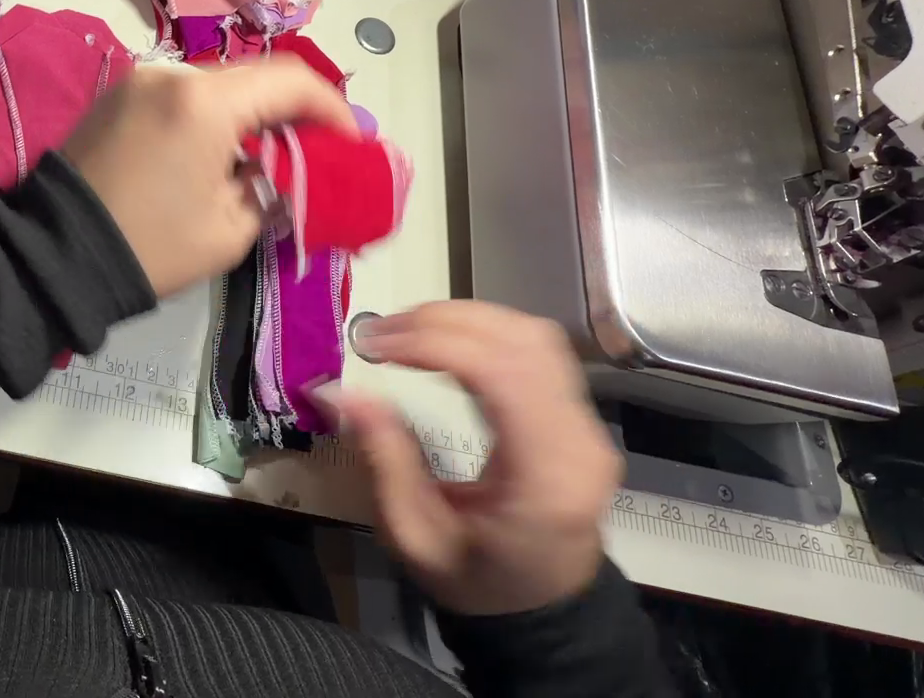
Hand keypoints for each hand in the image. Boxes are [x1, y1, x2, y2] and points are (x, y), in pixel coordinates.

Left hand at [61, 60, 353, 298]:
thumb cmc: (149, 247)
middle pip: (253, 77)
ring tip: (268, 155)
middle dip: (292, 112)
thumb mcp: (231, 230)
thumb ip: (274, 190)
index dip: (332, 109)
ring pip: (216, 84)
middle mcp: (170, 74)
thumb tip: (288, 175)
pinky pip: (181, 95)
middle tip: (315, 152)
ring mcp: (138, 81)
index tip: (350, 143)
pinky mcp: (116, 96)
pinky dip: (211, 115)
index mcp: (203, 102)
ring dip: (250, 113)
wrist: (55, 255)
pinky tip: (220, 149)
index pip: (291, 83)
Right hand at [315, 301, 621, 615]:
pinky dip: (481, 329)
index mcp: (546, 476)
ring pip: (530, 333)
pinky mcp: (575, 411)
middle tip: (378, 334)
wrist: (541, 605)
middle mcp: (580, 438)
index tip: (374, 347)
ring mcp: (585, 421)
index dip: (432, 344)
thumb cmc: (476, 577)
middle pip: (519, 340)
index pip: (500, 374)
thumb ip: (382, 457)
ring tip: (403, 331)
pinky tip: (440, 339)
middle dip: (440, 321)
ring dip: (460, 317)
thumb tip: (337, 390)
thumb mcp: (414, 532)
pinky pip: (534, 346)